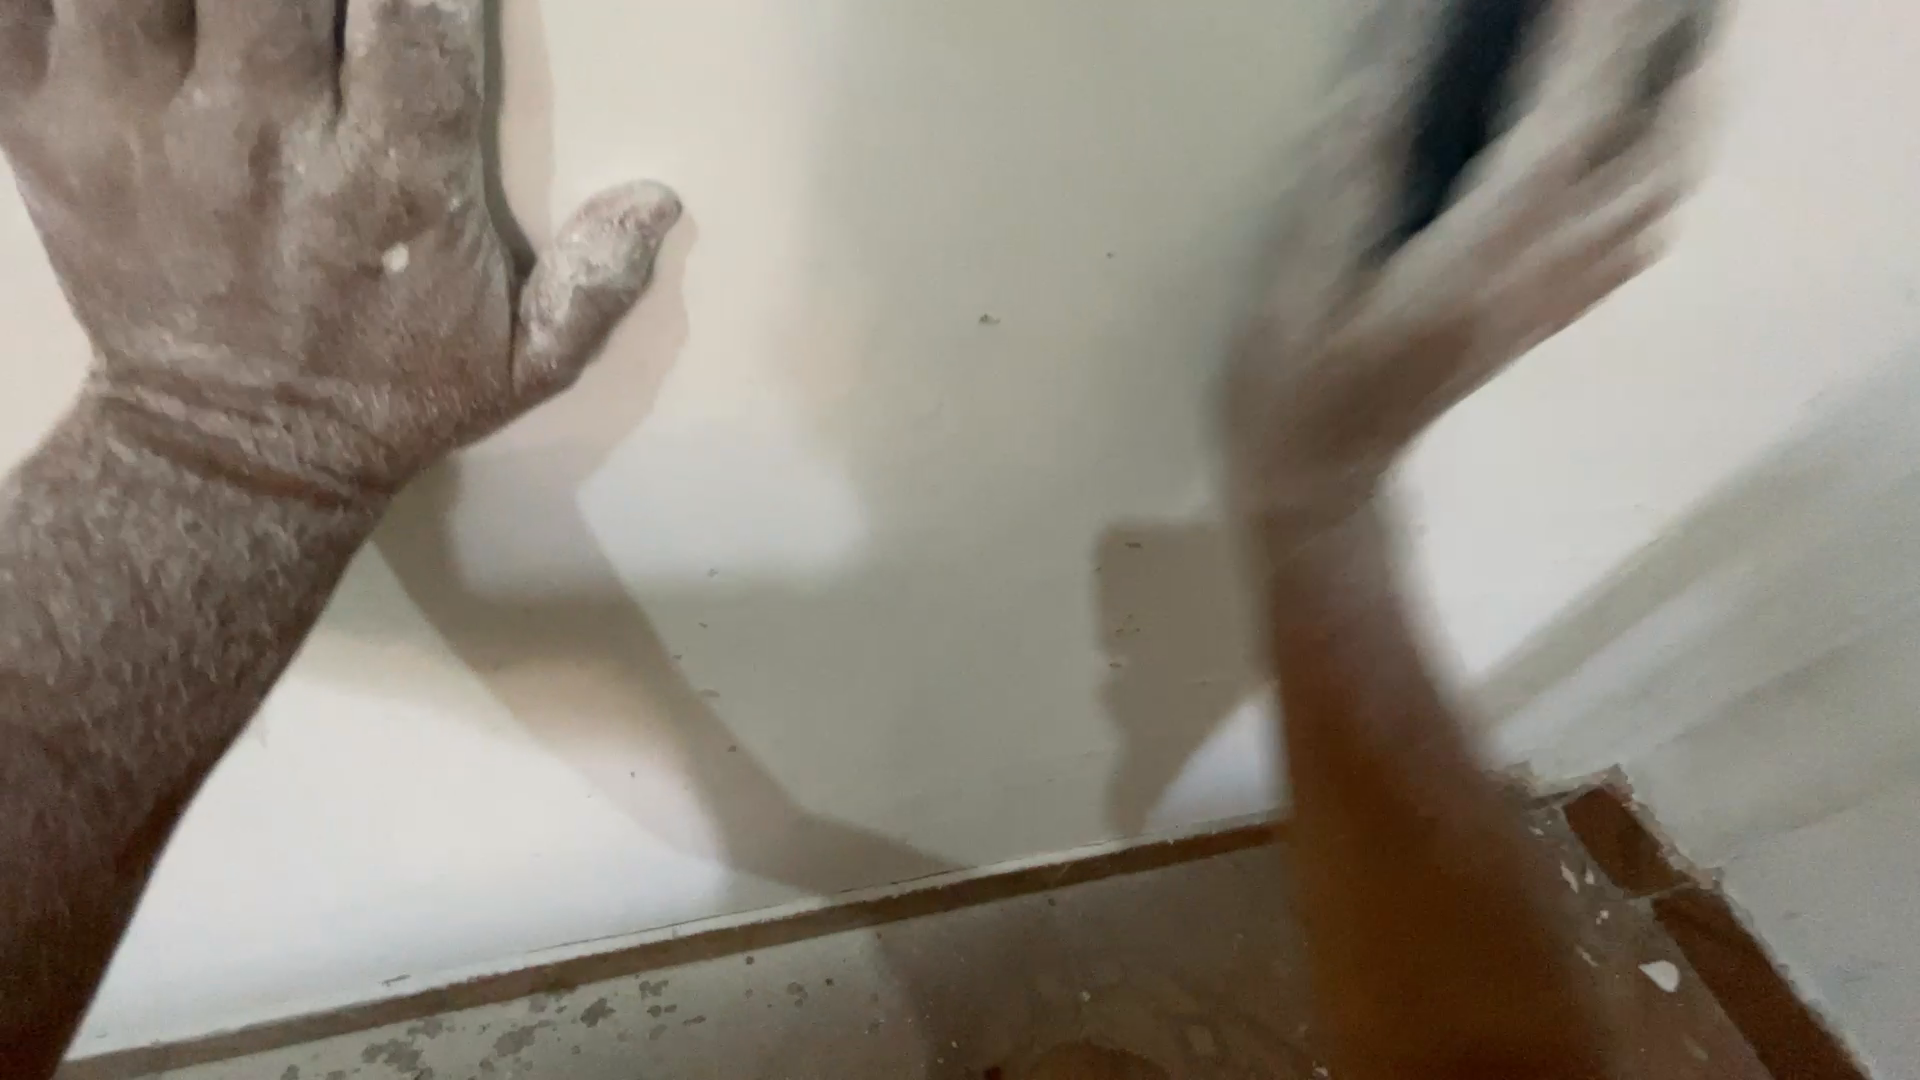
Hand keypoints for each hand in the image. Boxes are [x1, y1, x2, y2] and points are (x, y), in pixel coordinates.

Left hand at [0, 0, 678, 501]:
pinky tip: (150, 6)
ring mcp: (139, 120)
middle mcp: (269, 137)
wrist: (249, 445)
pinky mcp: (42, 123)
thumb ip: (598, 284)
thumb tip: (661, 200)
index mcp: (398, 187)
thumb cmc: (409, 393)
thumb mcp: (534, 363)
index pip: (414, 18)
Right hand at [1226, 14, 1693, 532]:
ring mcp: (1547, 302)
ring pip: (1659, 186)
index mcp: (1467, 271)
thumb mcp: (1293, 288)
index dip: (1583, 31)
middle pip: (1650, 148)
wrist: (1318, 477)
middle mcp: (1533, 281)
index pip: (1562, 126)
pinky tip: (1613, 138)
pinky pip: (1634, 229)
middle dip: (1653, 52)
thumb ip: (1348, 179)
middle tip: (1609, 4)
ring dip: (1669, 98)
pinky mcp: (1540, 316)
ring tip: (1629, 45)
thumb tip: (1392, 66)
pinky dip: (1650, 163)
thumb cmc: (1288, 391)